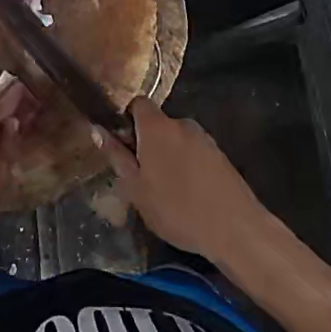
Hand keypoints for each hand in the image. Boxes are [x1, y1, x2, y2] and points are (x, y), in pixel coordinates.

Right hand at [96, 99, 270, 260]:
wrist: (233, 227)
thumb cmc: (176, 208)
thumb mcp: (136, 187)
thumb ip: (117, 156)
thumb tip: (97, 129)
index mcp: (158, 127)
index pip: (138, 104)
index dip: (127, 119)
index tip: (122, 144)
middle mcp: (183, 124)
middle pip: (158, 124)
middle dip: (147, 143)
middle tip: (140, 176)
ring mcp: (205, 138)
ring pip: (177, 140)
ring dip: (168, 156)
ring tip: (165, 191)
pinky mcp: (220, 155)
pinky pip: (194, 152)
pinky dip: (187, 166)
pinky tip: (187, 194)